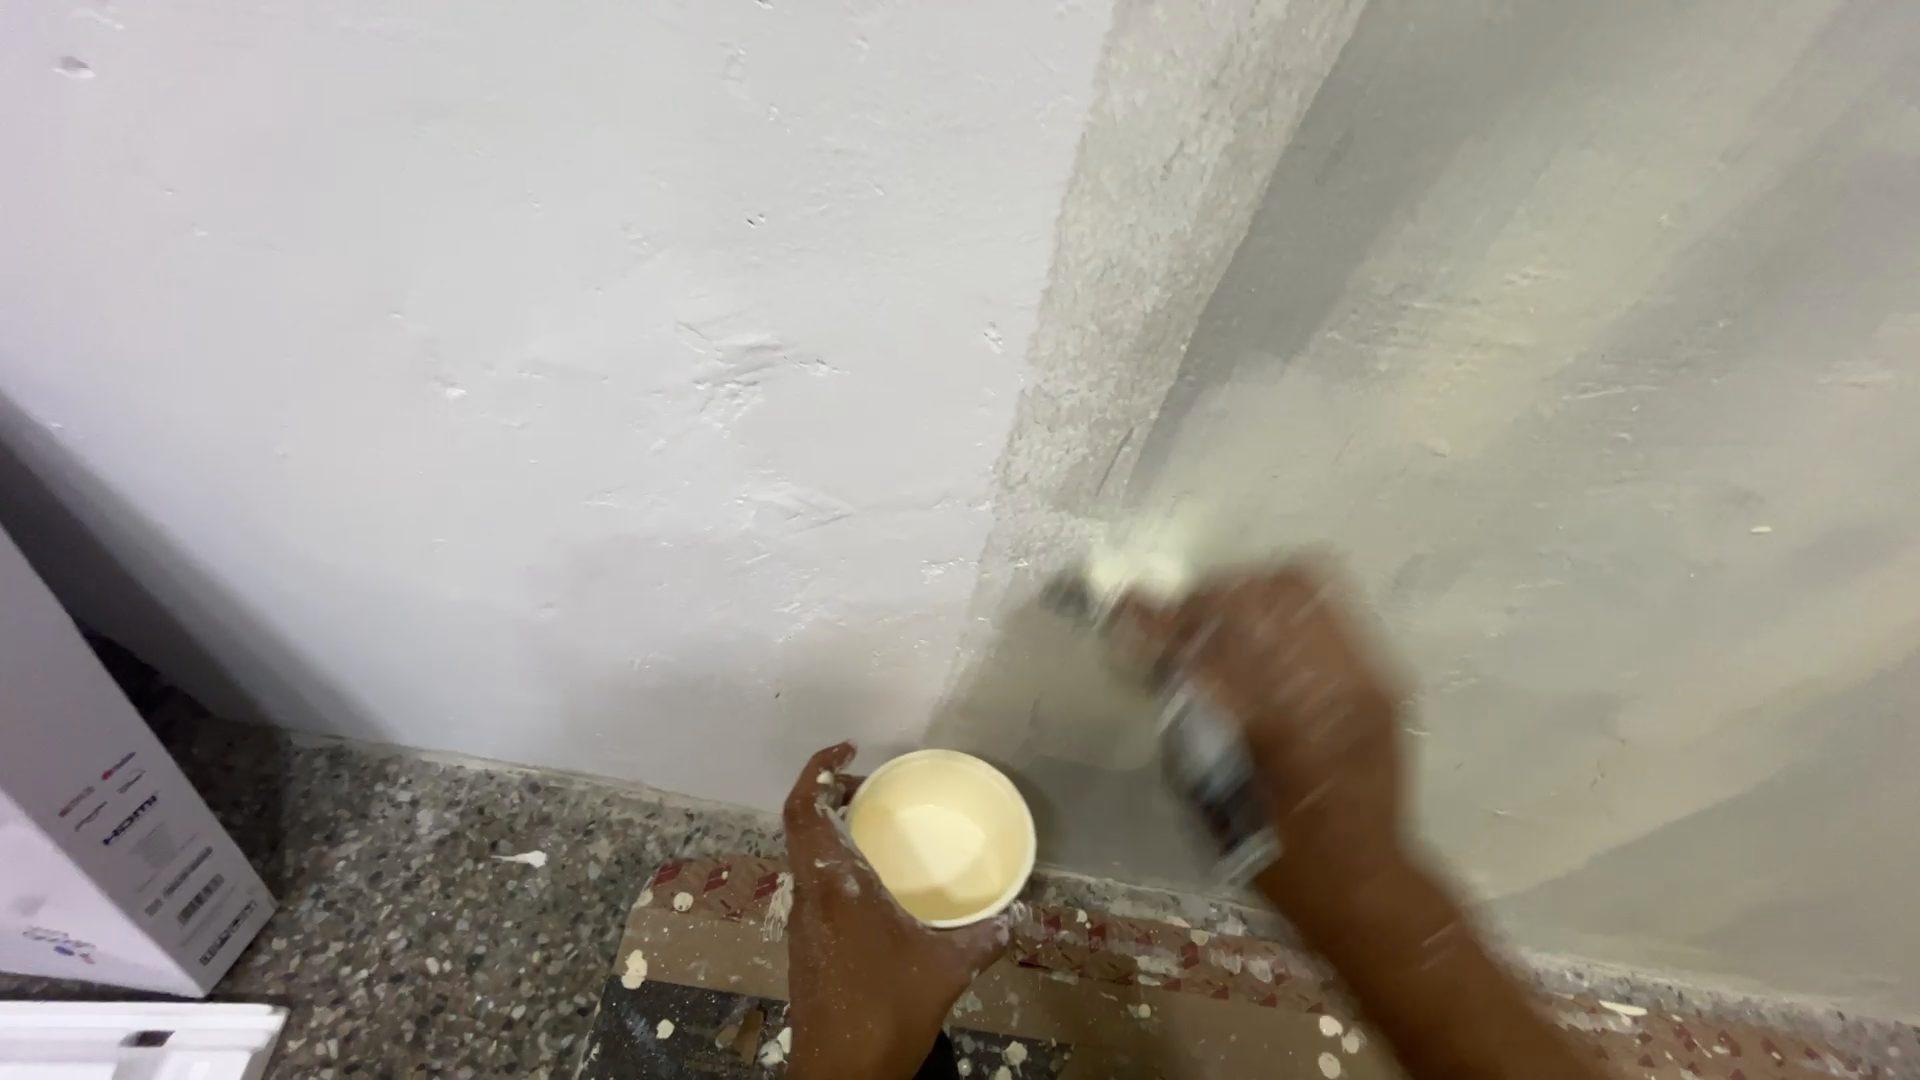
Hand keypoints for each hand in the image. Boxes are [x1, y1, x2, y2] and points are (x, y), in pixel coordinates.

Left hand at [783, 742, 1013, 1079]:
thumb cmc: (887, 1012)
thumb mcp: (946, 970)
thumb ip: (983, 939)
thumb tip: (1017, 920)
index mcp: (836, 887)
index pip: (805, 811)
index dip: (817, 771)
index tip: (846, 750)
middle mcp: (812, 896)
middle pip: (804, 826)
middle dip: (832, 794)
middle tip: (869, 782)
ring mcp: (805, 922)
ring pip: (808, 856)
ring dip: (833, 830)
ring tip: (873, 823)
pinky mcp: (807, 946)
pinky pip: (817, 885)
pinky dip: (837, 863)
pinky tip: (872, 883)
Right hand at [1113, 560, 1410, 923]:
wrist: (1368, 880)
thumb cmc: (1275, 852)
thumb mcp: (1209, 792)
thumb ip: (1186, 715)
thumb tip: (1160, 655)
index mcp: (1280, 733)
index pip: (1210, 646)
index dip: (1161, 619)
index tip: (1128, 605)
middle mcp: (1330, 694)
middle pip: (1259, 598)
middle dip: (1206, 598)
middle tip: (1181, 621)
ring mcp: (1365, 678)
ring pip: (1298, 588)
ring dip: (1245, 593)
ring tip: (1222, 617)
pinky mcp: (1383, 676)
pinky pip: (1326, 608)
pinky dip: (1281, 606)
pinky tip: (1261, 630)